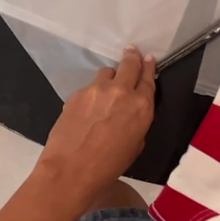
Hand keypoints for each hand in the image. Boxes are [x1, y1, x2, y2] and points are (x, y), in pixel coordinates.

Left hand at [35, 47, 156, 210]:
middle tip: (131, 51)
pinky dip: (92, 93)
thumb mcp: (135, 145)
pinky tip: (88, 107)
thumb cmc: (109, 166)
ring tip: (108, 86)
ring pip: (107, 72)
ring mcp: (97, 89)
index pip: (148, 79)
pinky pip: (89, 87)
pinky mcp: (77, 93)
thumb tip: (131, 111)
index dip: (149, 67)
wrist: (70, 169)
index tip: (148, 58)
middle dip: (131, 57)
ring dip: (110, 76)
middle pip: (129, 65)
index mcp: (141, 107)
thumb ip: (137, 121)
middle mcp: (121, 91)